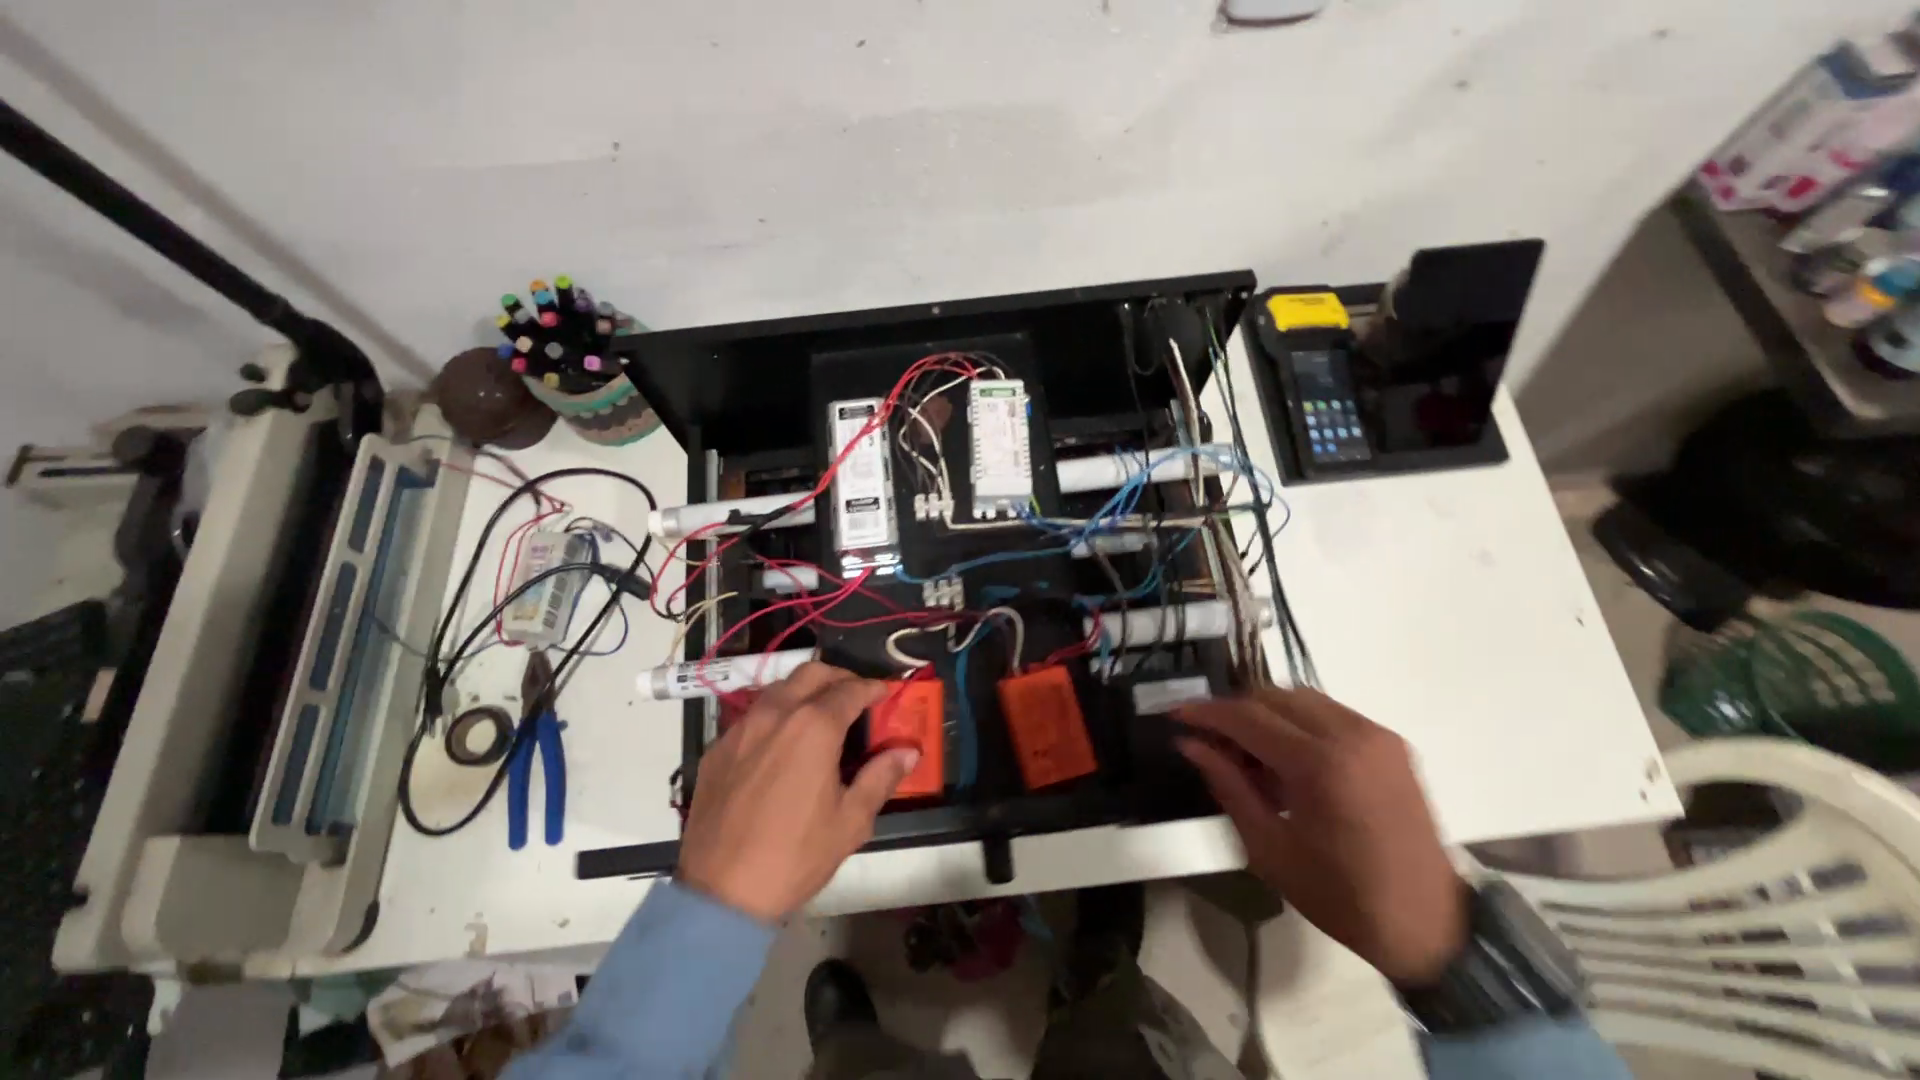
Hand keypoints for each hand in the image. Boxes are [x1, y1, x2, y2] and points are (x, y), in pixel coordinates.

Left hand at [676, 662, 919, 922]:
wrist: (721, 890)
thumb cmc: (795, 855)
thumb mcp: (851, 821)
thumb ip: (881, 777)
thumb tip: (908, 751)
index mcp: (814, 726)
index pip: (851, 689)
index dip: (874, 688)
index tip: (887, 693)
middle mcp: (775, 714)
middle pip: (811, 674)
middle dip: (838, 678)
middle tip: (856, 696)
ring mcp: (740, 729)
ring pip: (777, 689)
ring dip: (804, 692)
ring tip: (820, 716)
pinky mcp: (717, 748)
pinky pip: (751, 716)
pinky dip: (774, 716)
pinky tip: (781, 745)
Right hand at [1176, 687, 1465, 986]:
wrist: (1428, 924)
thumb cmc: (1340, 896)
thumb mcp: (1269, 848)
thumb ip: (1228, 786)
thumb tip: (1191, 744)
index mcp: (1320, 763)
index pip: (1247, 716)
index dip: (1205, 712)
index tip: (1174, 715)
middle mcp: (1351, 734)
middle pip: (1273, 696)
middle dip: (1234, 710)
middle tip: (1208, 740)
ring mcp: (1376, 735)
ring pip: (1302, 698)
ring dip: (1266, 713)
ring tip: (1247, 753)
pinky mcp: (1391, 743)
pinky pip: (1331, 714)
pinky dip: (1299, 723)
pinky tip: (1288, 759)